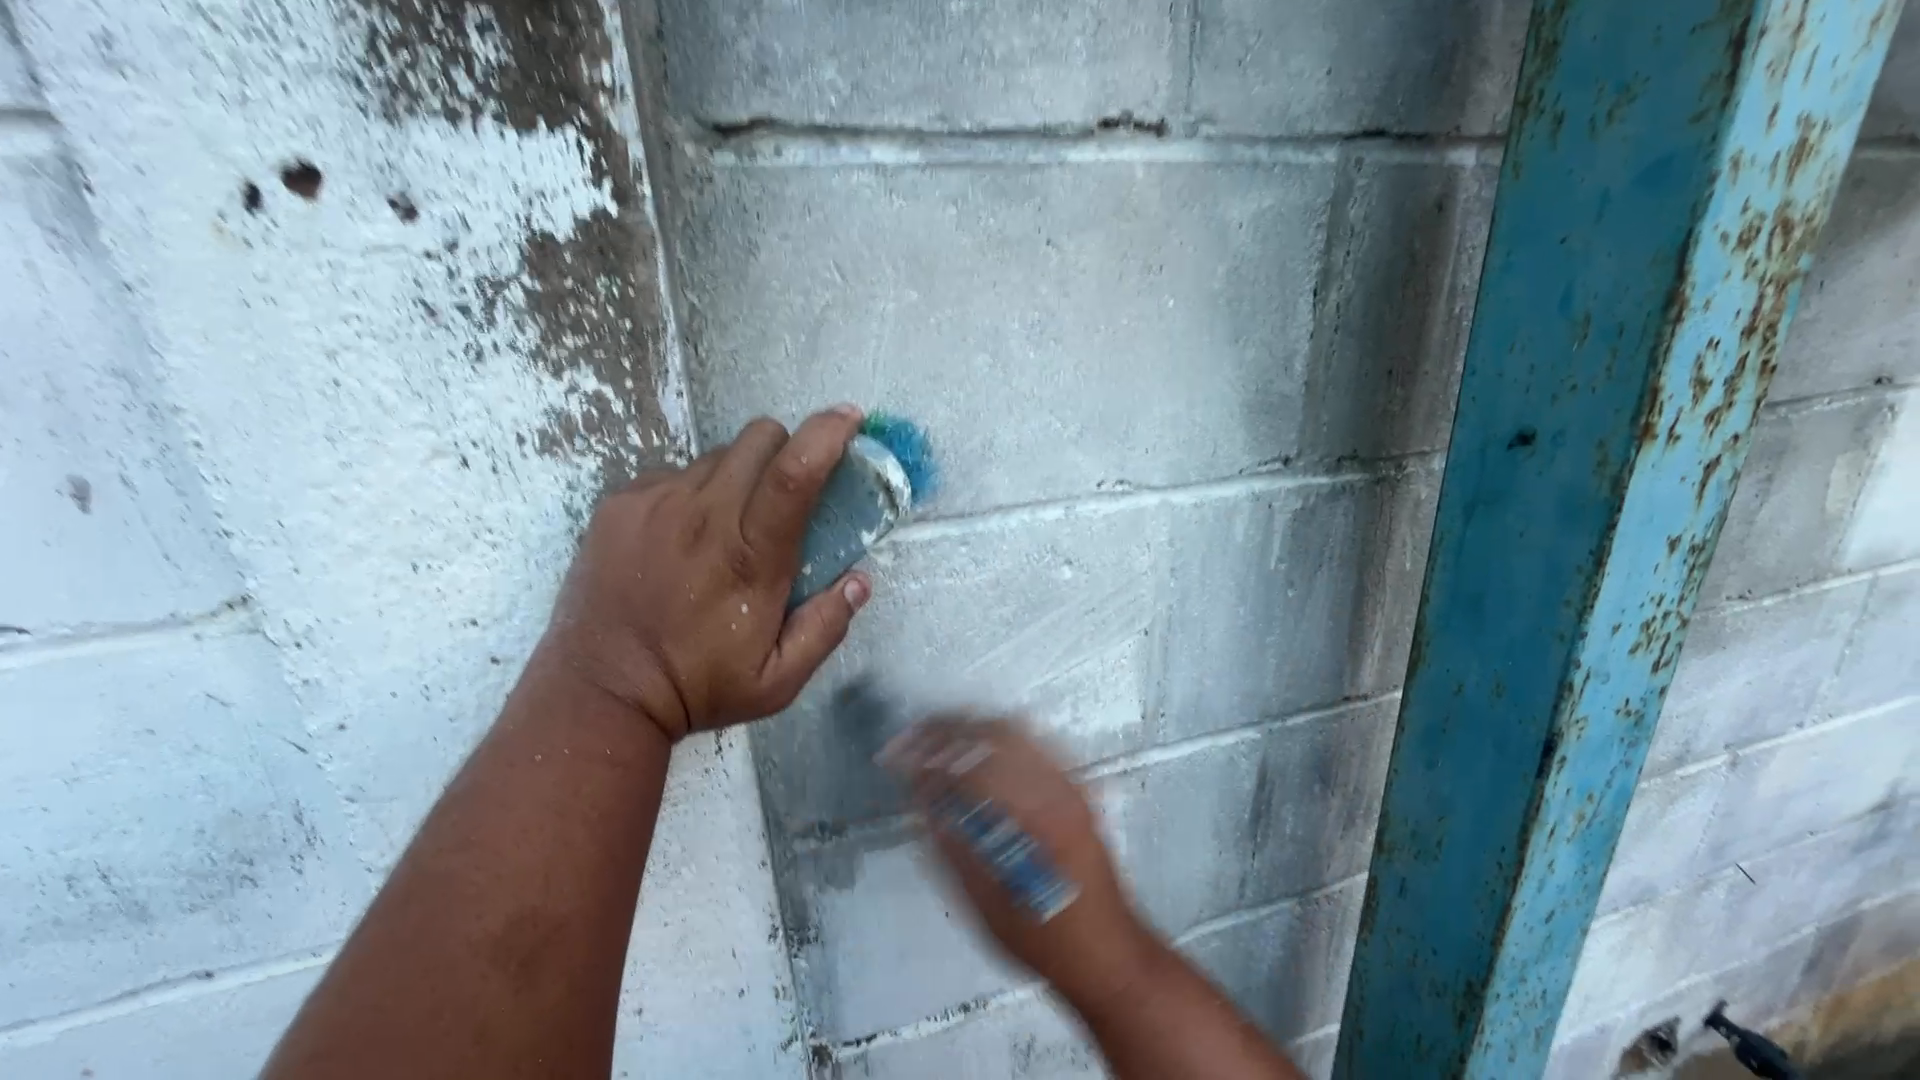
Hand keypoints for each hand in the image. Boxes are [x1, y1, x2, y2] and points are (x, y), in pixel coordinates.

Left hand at [539, 406, 871, 740]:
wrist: (599, 692)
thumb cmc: (697, 687)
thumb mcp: (778, 681)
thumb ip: (825, 629)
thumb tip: (860, 580)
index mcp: (749, 557)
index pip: (794, 473)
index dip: (827, 434)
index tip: (850, 418)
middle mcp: (702, 515)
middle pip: (759, 438)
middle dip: (786, 449)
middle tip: (785, 491)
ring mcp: (654, 502)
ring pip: (717, 454)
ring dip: (739, 473)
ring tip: (728, 522)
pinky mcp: (619, 503)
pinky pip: (673, 472)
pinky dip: (693, 490)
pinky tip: (682, 534)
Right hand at [883, 718, 1160, 1012]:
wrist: (1108, 952)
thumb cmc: (1046, 939)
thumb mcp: (986, 902)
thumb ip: (952, 846)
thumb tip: (923, 800)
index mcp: (1030, 816)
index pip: (969, 765)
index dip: (927, 755)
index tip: (899, 756)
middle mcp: (1055, 789)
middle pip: (995, 731)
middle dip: (948, 727)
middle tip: (913, 738)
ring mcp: (1071, 786)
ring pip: (1017, 731)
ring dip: (972, 728)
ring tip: (938, 738)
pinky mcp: (1078, 791)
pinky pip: (1035, 744)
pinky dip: (1000, 738)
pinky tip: (981, 750)